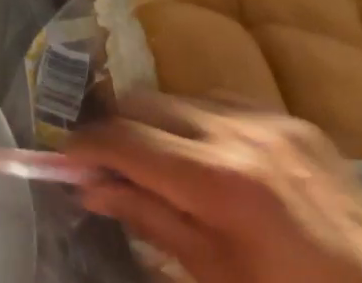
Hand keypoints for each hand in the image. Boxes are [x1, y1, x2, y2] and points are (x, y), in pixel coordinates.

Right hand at [64, 94, 361, 282]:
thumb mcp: (212, 273)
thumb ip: (147, 218)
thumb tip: (89, 187)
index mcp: (217, 180)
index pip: (120, 138)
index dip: (83, 146)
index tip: (64, 160)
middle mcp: (239, 134)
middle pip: (141, 103)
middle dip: (114, 130)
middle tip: (105, 164)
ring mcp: (272, 122)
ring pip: (178, 97)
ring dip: (154, 123)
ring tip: (155, 160)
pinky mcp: (297, 123)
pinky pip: (223, 103)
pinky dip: (198, 121)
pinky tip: (205, 155)